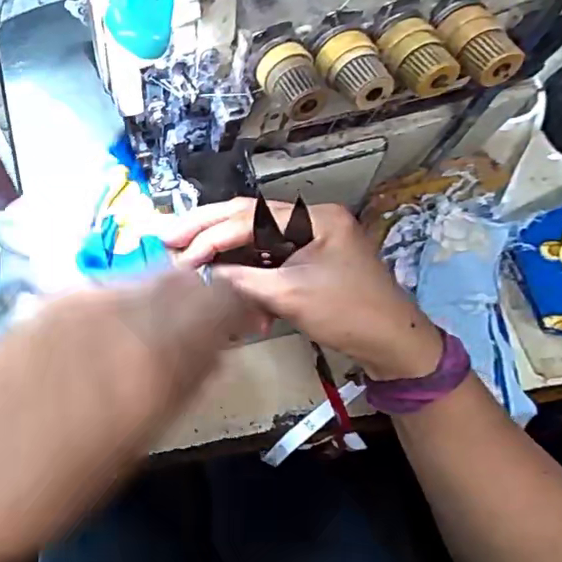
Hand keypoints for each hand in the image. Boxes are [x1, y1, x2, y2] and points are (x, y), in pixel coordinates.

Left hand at [0, 268, 253, 561]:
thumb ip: (173, 393)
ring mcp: (71, 304)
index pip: (219, 301)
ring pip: (142, 282)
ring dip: (166, 300)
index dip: (240, 308)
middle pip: (182, 281)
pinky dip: (126, 306)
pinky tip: (114, 343)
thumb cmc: (36, 499)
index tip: (247, 327)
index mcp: (146, 358)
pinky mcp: (39, 308)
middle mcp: (112, 313)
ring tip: (163, 341)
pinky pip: (104, 293)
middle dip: (206, 299)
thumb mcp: (125, 457)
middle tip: (210, 334)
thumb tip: (211, 355)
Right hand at [160, 198, 443, 379]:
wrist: (394, 343)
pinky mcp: (306, 260)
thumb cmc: (349, 314)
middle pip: (248, 217)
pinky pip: (266, 259)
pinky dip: (244, 272)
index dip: (210, 237)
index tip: (180, 257)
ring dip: (222, 252)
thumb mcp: (291, 296)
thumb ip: (243, 279)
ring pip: (253, 238)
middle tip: (167, 236)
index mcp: (313, 218)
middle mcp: (309, 220)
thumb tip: (205, 273)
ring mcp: (308, 239)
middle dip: (206, 229)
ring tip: (185, 257)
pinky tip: (224, 284)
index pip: (249, 218)